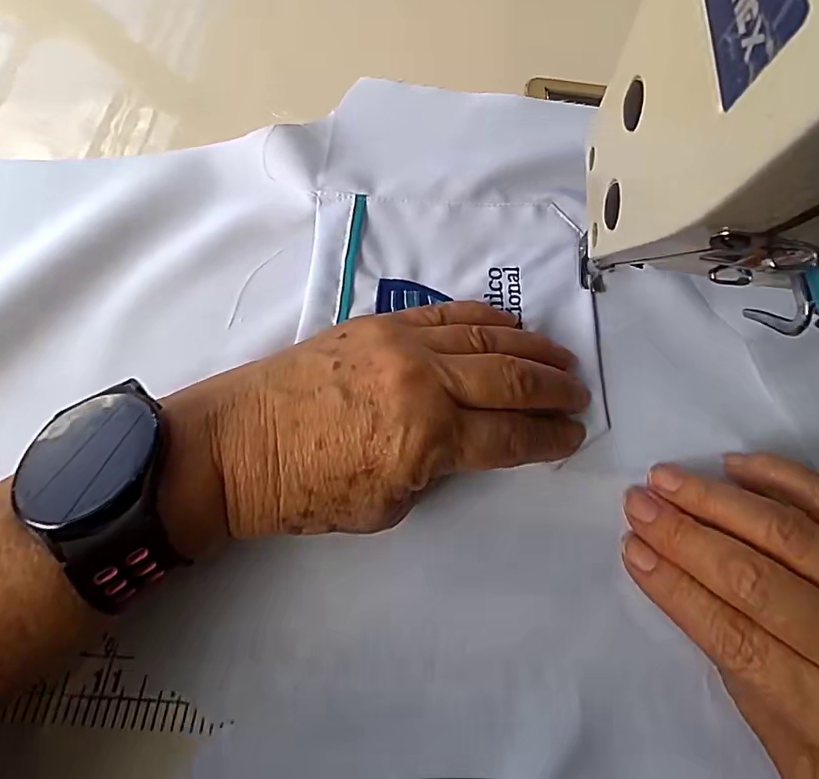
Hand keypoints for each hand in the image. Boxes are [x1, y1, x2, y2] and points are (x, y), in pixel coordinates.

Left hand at [157, 301, 589, 555]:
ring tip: (558, 358)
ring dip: (528, 349)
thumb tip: (456, 442)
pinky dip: (481, 318)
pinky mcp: (376, 323)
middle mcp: (423, 379)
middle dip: (551, 389)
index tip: (572, 435)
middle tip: (578, 394)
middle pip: (507, 380)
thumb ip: (432, 469)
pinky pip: (442, 314)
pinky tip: (506, 325)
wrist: (240, 440)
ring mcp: (399, 342)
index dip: (548, 438)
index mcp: (428, 437)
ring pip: (483, 338)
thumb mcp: (385, 505)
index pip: (509, 437)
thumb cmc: (305, 489)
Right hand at [621, 453, 818, 778]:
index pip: (742, 643)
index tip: (633, 550)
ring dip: (717, 499)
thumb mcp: (810, 763)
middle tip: (636, 504)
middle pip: (761, 580)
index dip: (678, 591)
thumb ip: (748, 683)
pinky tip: (735, 464)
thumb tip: (681, 588)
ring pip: (792, 534)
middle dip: (685, 536)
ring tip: (665, 478)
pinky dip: (784, 477)